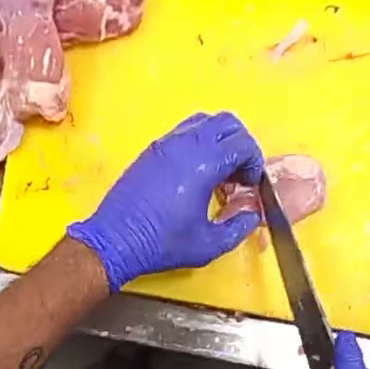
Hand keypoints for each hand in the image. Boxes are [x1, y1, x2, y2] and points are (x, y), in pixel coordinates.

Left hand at [65, 112, 264, 292]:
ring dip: (218, 141)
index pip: (243, 144)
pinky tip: (194, 175)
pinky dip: (197, 145)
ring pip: (204, 122)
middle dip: (241, 146)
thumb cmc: (160, 245)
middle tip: (238, 175)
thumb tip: (251, 216)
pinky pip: (182, 133)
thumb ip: (237, 229)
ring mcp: (165, 144)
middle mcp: (185, 145)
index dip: (254, 163)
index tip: (250, 185)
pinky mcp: (150, 151)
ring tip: (217, 173)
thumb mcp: (207, 246)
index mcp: (203, 163)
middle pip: (227, 123)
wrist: (115, 242)